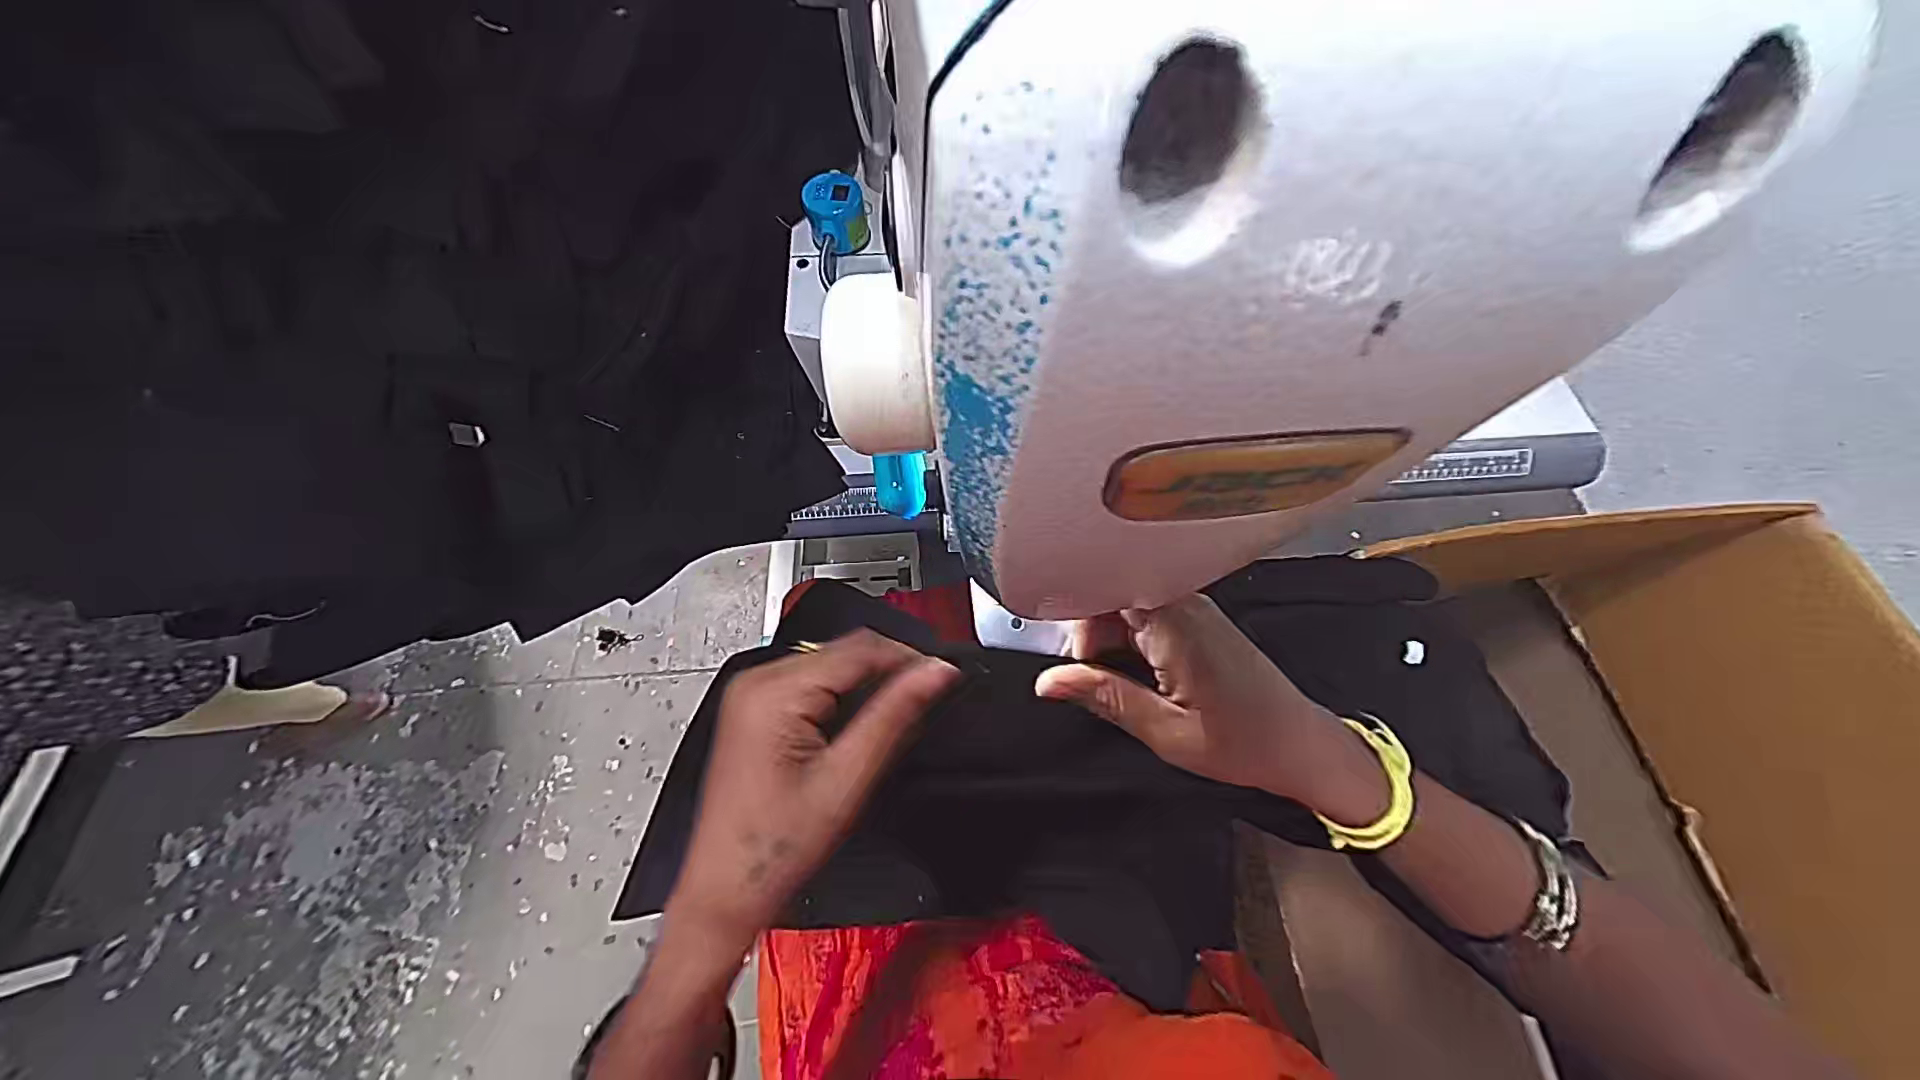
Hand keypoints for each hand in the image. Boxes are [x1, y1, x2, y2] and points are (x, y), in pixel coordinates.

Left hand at [666, 631, 959, 951]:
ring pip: (832, 663)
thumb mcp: (848, 777)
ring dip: (868, 684)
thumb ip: (896, 715)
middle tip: (923, 701)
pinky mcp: (756, 706)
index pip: (860, 648)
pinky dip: (843, 697)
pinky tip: (856, 728)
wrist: (725, 887)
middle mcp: (756, 682)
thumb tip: (934, 674)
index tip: (941, 676)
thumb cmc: (771, 847)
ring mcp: (752, 692)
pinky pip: (813, 682)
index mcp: (774, 691)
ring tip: (891, 721)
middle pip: (845, 650)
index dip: (909, 659)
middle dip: (889, 672)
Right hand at [1034, 594, 1389, 823]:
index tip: (1066, 653)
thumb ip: (1103, 697)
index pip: (1101, 587)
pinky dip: (1129, 639)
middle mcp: (1184, 602)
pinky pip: (1143, 612)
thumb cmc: (1244, 742)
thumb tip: (1049, 682)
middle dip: (1089, 634)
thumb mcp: (1165, 731)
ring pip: (1122, 603)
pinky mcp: (1196, 617)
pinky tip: (1142, 672)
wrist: (1301, 744)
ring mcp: (1192, 606)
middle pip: (1108, 593)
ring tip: (1127, 683)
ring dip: (1109, 639)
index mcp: (1174, 623)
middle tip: (1098, 682)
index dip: (1072, 613)